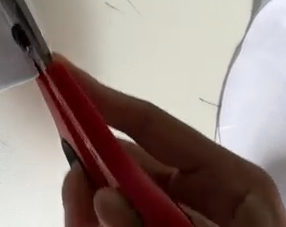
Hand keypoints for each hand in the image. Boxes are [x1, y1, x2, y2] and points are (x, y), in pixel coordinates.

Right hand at [59, 63, 285, 226]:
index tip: (57, 75)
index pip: (151, 123)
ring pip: (112, 202)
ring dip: (89, 216)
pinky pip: (114, 225)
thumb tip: (98, 193)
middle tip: (71, 197)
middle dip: (91, 178)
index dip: (101, 99)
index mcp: (228, 182)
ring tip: (79, 225)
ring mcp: (173, 222)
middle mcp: (197, 195)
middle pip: (125, 166)